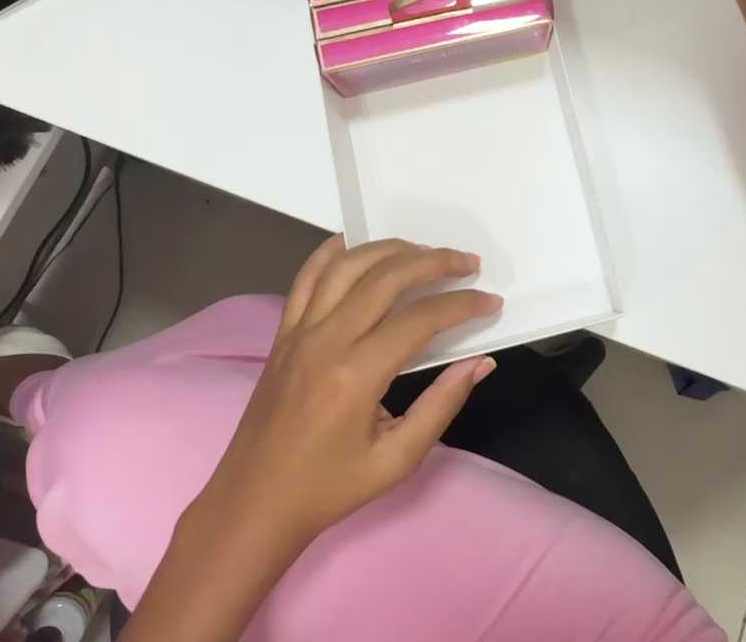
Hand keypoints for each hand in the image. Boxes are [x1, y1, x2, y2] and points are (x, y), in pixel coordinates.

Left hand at [199, 237, 500, 546]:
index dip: (462, 305)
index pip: (421, 319)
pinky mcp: (283, 332)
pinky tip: (357, 243)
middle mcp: (326, 340)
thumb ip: (442, 405)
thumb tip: (481, 362)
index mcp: (357, 374)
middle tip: (468, 263)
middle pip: (387, 276)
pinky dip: (333, 251)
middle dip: (435, 262)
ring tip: (425, 251)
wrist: (254, 502)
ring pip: (348, 265)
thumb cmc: (329, 488)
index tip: (491, 302)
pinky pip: (307, 276)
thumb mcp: (396, 460)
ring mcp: (299, 330)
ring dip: (391, 248)